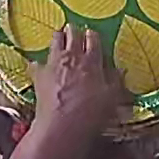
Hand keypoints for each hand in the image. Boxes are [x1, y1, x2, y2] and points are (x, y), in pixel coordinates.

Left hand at [31, 27, 125, 143]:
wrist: (60, 126)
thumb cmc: (91, 113)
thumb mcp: (111, 98)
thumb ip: (116, 81)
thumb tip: (121, 69)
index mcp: (92, 60)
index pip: (93, 39)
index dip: (92, 35)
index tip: (92, 35)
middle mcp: (72, 56)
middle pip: (72, 34)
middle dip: (74, 31)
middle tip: (75, 32)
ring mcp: (54, 63)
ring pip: (55, 40)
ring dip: (58, 38)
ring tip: (60, 39)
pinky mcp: (39, 74)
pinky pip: (37, 62)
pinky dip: (40, 63)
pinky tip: (40, 67)